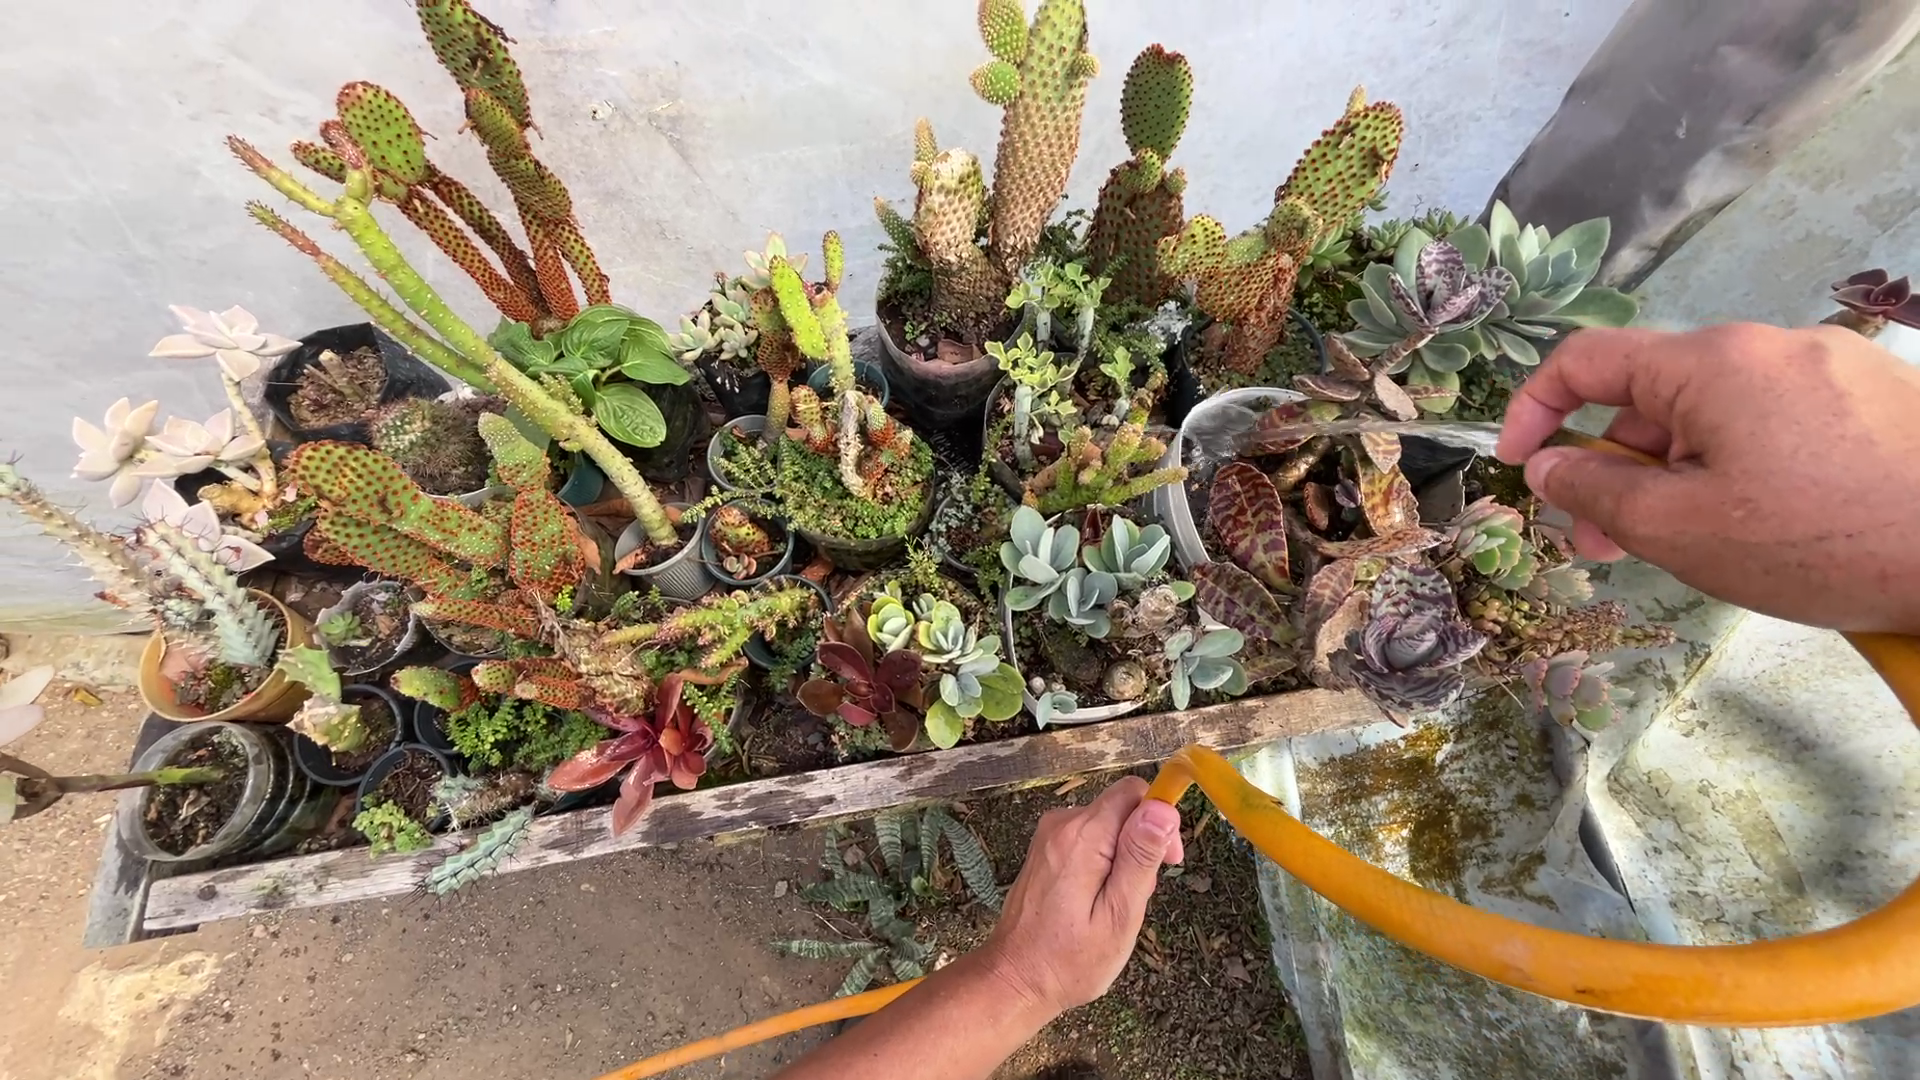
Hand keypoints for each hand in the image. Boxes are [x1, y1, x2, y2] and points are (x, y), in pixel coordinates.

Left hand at [975, 777, 1183, 1017]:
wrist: (1016, 976)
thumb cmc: (1071, 959)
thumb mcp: (1118, 915)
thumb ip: (1140, 858)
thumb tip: (1162, 809)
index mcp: (1081, 835)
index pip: (1132, 791)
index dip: (1159, 819)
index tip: (1167, 861)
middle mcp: (1062, 822)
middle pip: (1121, 809)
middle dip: (1141, 845)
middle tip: (1136, 896)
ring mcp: (1050, 832)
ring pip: (1108, 825)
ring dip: (1123, 857)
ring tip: (1113, 905)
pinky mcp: (1046, 845)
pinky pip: (1089, 837)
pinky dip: (1103, 861)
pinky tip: (1096, 899)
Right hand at [1496, 323, 1919, 633]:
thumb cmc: (1818, 540)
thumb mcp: (1671, 524)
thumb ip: (1588, 488)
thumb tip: (1546, 465)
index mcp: (1712, 363)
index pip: (1582, 361)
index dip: (1531, 409)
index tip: (1519, 464)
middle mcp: (1770, 349)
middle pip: (1646, 400)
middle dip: (1606, 467)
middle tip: (1594, 536)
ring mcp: (1831, 372)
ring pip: (1703, 420)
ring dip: (1663, 477)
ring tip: (1664, 544)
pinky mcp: (1875, 403)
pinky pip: (1761, 427)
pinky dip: (1722, 470)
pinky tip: (1738, 524)